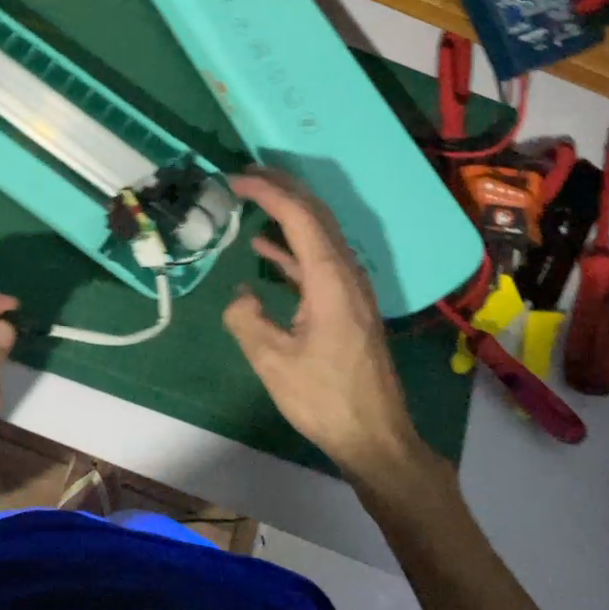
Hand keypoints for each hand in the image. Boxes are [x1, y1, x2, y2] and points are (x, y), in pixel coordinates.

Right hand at [223, 170, 427, 479]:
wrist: (374, 436)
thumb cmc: (325, 399)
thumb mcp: (272, 361)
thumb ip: (246, 319)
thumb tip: (241, 295)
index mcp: (331, 280)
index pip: (300, 218)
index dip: (268, 192)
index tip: (234, 179)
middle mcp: (346, 274)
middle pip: (316, 215)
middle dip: (282, 188)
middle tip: (244, 173)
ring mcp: (350, 289)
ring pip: (319, 234)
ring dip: (287, 211)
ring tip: (252, 197)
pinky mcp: (347, 305)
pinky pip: (317, 260)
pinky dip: (290, 246)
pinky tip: (263, 247)